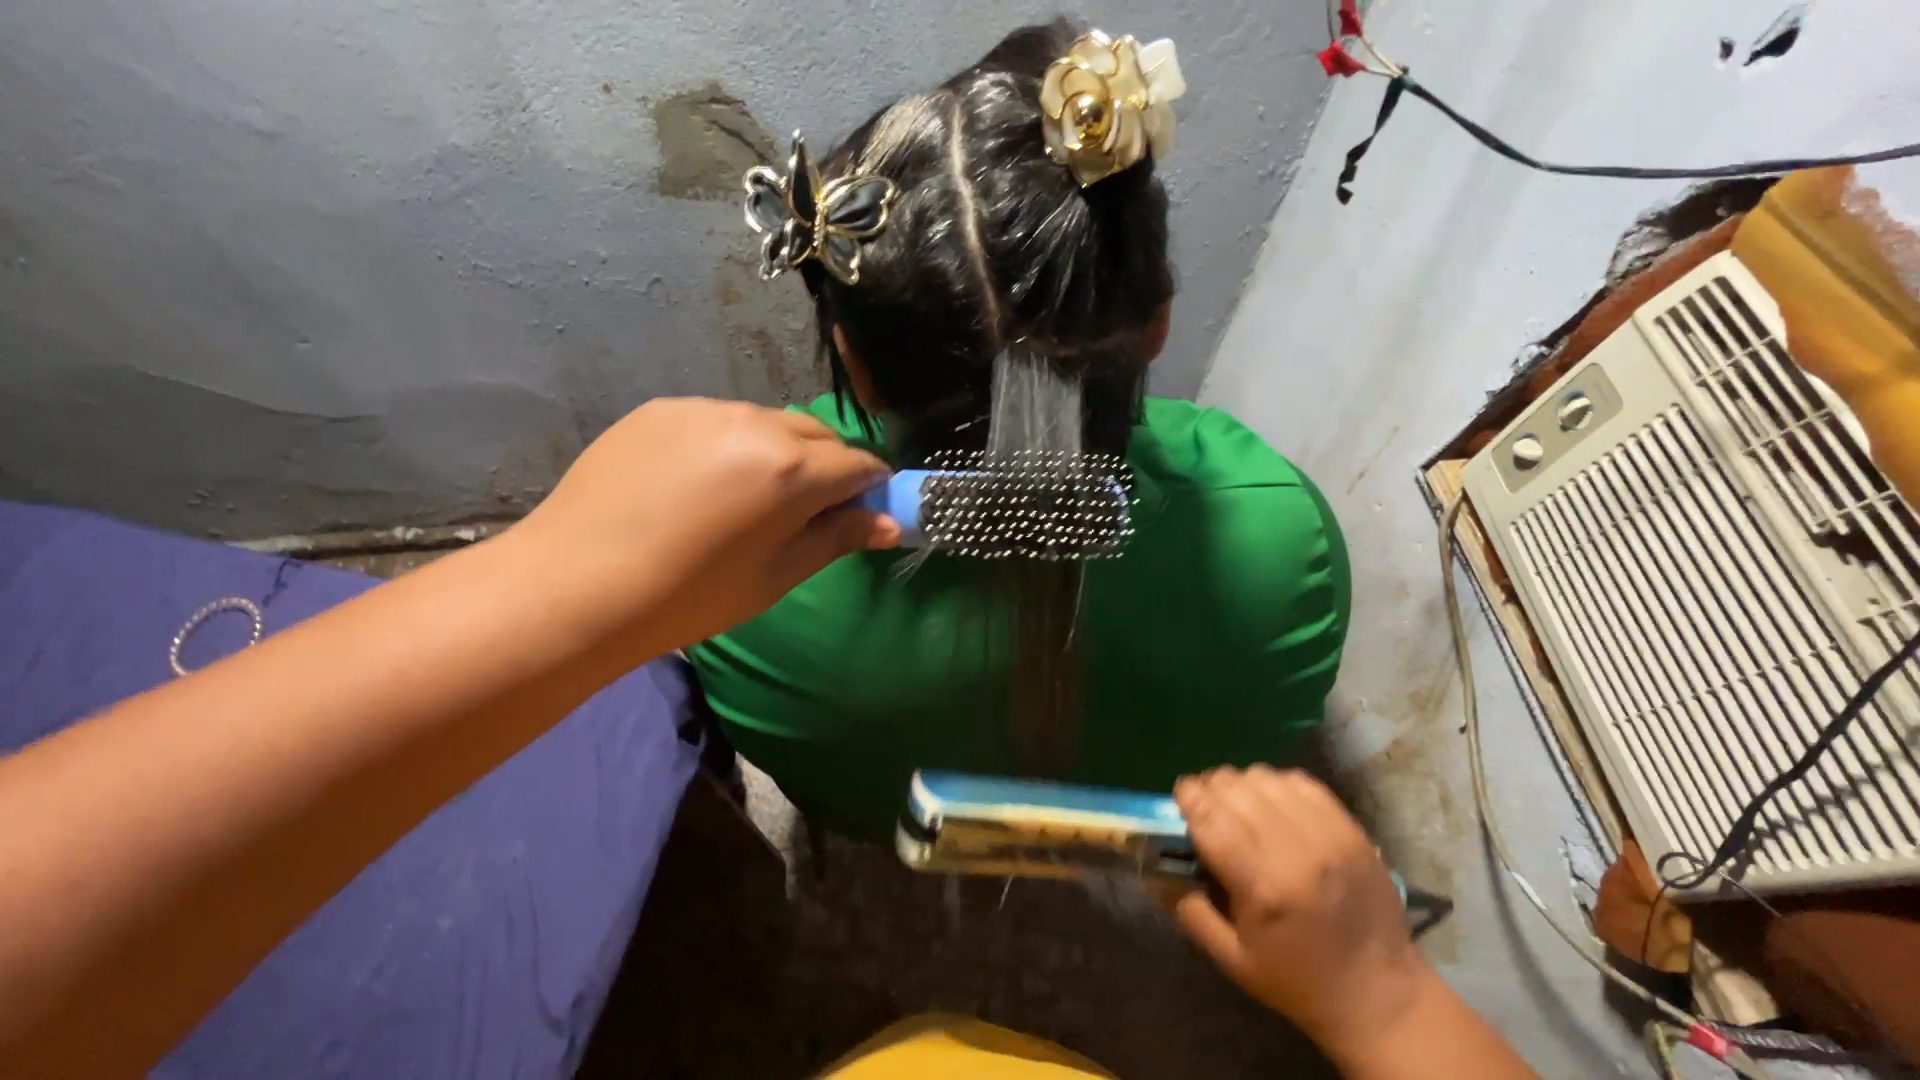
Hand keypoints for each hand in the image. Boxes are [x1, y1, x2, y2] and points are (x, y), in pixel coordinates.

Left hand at [511, 398, 898, 654]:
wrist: (577, 584)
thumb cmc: (690, 597)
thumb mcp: (776, 577)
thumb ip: (837, 539)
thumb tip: (891, 524)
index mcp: (791, 469)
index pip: (859, 464)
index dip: (870, 488)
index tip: (862, 512)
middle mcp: (755, 423)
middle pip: (817, 435)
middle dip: (827, 466)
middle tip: (805, 510)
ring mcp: (703, 410)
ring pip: (766, 423)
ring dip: (776, 452)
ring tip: (744, 498)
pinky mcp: (661, 409)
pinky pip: (716, 421)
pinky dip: (727, 445)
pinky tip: (697, 485)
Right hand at [1172, 767, 1430, 1052]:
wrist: (1379, 993)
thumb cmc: (1296, 980)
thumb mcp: (1231, 957)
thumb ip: (1186, 907)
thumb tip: (1148, 867)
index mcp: (1263, 886)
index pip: (1211, 816)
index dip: (1188, 797)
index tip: (1178, 799)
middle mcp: (1297, 850)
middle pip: (1236, 788)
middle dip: (1211, 789)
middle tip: (1205, 808)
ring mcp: (1330, 835)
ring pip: (1266, 778)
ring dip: (1242, 784)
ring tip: (1238, 806)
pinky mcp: (1352, 828)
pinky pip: (1301, 782)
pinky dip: (1277, 784)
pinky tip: (1272, 805)